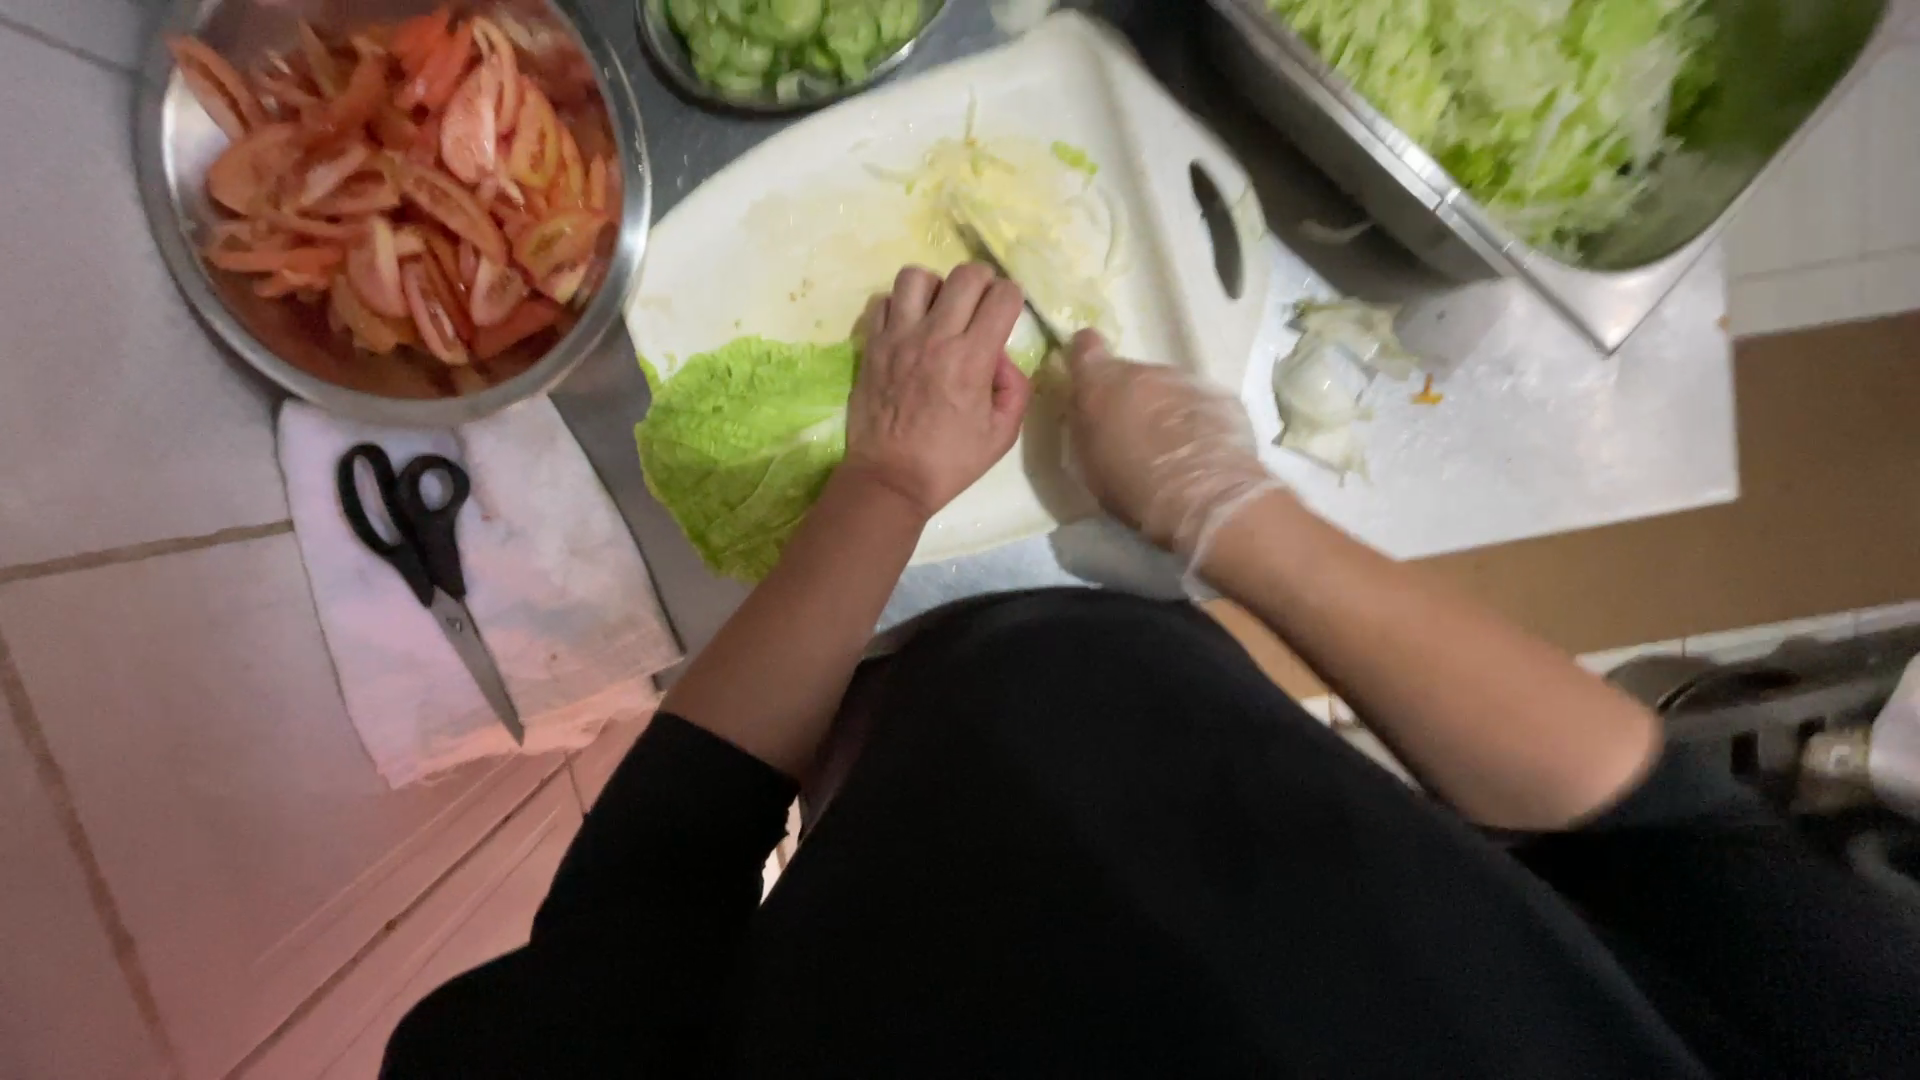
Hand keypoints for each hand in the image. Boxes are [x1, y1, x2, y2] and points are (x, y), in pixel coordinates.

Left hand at [843, 264, 1032, 520]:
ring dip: (936, 287)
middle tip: (981, 305)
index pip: (1003, 297)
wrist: (890, 479)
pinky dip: (899, 306)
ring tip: (940, 310)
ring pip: (917, 276)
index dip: (1013, 299)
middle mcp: (934, 337)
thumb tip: (1001, 357)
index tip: (1008, 316)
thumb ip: (1015, 389)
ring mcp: (897, 338)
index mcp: (971, 359)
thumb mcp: (1002, 435)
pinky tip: (908, 327)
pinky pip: (882, 301)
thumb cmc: (949, 462)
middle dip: (983, 282)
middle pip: (965, 274)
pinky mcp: (871, 346)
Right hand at [1065, 330, 1282, 565]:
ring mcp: (1187, 380)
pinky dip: (1197, 421)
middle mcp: (1144, 371)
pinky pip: (1201, 405)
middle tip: (1134, 435)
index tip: (1087, 369)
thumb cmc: (1131, 484)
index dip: (1085, 355)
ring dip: (1165, 410)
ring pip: (1169, 389)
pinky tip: (1200, 452)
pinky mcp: (1222, 397)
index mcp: (1101, 385)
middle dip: (1131, 398)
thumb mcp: (1088, 462)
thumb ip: (1086, 426)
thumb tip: (1086, 410)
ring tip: (1170, 449)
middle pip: (1132, 375)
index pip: (1085, 347)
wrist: (1201, 496)